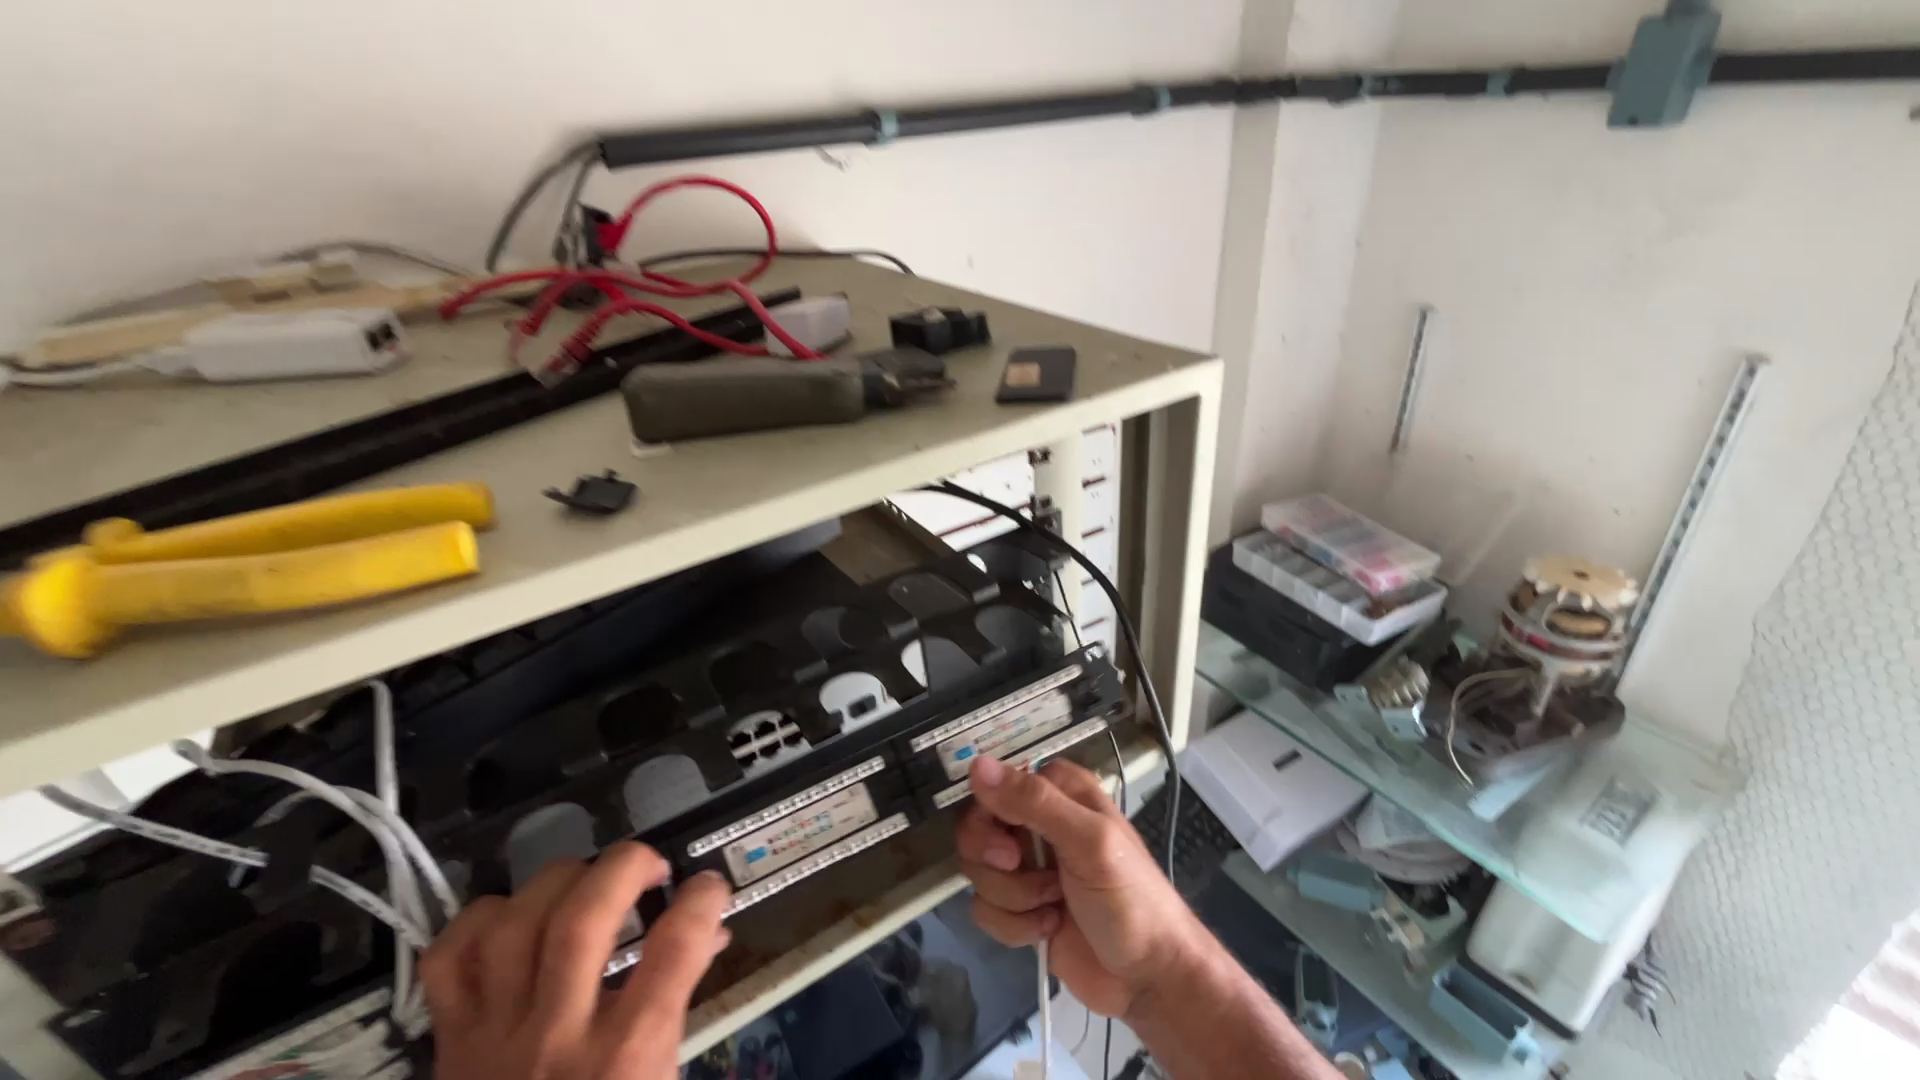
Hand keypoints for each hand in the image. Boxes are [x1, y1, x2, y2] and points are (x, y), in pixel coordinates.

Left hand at [421, 842, 731, 1079]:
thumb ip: (682, 1007)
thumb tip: (707, 936)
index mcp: (626, 1061)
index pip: (674, 950)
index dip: (701, 899)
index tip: (709, 886)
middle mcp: (558, 1040)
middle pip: (583, 921)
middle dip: (626, 866)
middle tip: (650, 866)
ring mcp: (493, 1040)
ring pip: (515, 925)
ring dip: (560, 880)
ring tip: (589, 879)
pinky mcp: (448, 1044)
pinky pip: (449, 959)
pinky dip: (481, 918)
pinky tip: (516, 914)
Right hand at [957, 756, 1208, 1019]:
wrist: (1148, 978)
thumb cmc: (1131, 900)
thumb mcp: (1089, 842)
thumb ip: (1034, 802)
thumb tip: (977, 764)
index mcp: (1060, 791)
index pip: (996, 782)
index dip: (991, 812)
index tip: (1009, 841)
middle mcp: (1039, 822)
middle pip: (977, 827)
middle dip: (997, 861)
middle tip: (1021, 869)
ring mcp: (1028, 867)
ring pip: (978, 871)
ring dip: (1013, 897)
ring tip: (1054, 905)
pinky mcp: (1020, 907)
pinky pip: (984, 909)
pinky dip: (1014, 925)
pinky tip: (1049, 928)